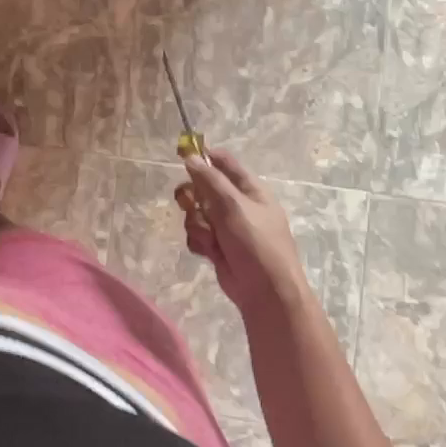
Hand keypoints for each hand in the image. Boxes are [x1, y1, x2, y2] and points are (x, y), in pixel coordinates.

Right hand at [175, 151, 307, 315]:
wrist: (264, 291)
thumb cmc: (255, 243)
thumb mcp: (233, 206)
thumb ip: (210, 180)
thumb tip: (191, 156)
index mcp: (250, 190)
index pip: (224, 163)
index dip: (204, 157)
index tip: (181, 156)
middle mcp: (237, 205)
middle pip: (202, 188)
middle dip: (193, 198)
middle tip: (192, 205)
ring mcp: (226, 226)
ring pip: (195, 212)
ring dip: (198, 225)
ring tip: (211, 239)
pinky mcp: (217, 245)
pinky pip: (196, 233)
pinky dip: (199, 241)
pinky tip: (208, 252)